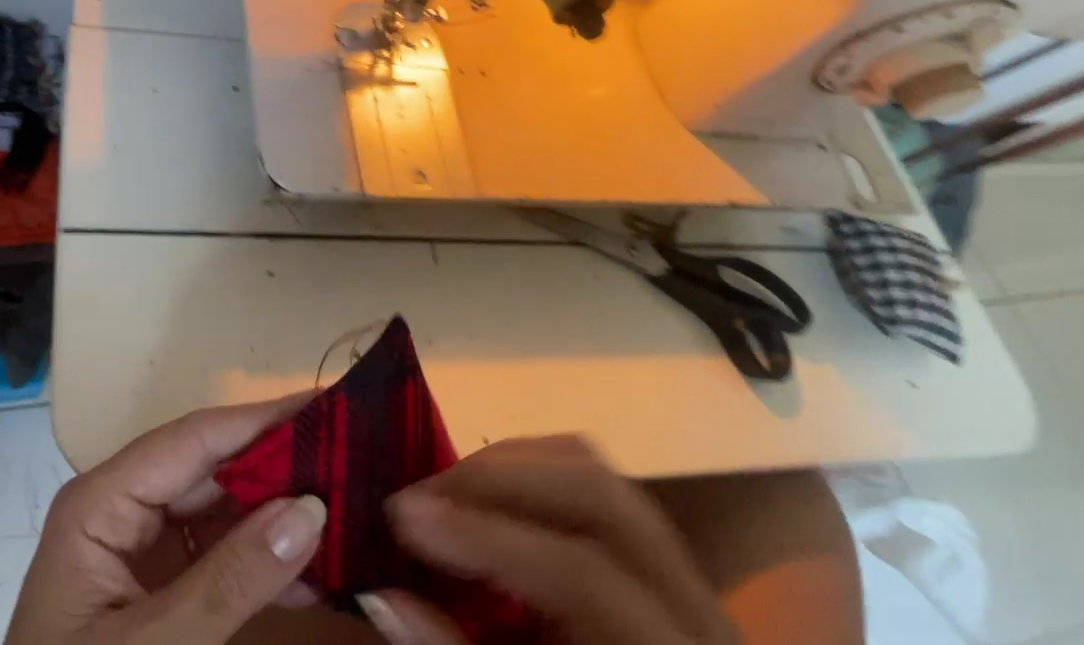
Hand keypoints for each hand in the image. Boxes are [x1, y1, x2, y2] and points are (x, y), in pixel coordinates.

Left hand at [5, 395, 329, 644]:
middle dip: (282, 467)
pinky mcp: (159, 588)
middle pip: (212, 469)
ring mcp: (142, 550)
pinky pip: (221, 557)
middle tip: (359, 460)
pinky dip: (266, 564)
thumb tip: (311, 508)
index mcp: (102, 502)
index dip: (262, 419)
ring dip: (282, 517)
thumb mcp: (154, 644)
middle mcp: (122, 509)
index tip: (331, 407)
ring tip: (354, 509)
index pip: (193, 440)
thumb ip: (230, 581)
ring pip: (222, 512)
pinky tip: (320, 571)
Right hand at [361, 437, 739, 644]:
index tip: (403, 515)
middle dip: (495, 480)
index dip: (488, 539)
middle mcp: (699, 615)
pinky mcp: (664, 567)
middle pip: (600, 498)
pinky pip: (596, 488)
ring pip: (601, 475)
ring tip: (442, 494)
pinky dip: (529, 478)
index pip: (584, 577)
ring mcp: (690, 582)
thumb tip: (384, 593)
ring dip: (510, 468)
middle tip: (416, 498)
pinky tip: (482, 505)